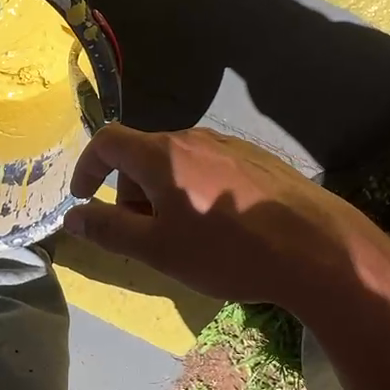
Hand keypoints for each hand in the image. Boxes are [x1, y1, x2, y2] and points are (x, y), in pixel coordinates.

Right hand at [62, 125, 389, 316]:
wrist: (317, 249)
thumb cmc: (227, 251)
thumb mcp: (158, 250)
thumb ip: (109, 230)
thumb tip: (72, 217)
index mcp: (162, 154)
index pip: (108, 141)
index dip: (87, 167)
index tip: (84, 198)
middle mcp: (194, 139)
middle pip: (144, 155)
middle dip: (130, 192)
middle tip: (144, 235)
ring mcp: (231, 146)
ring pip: (179, 163)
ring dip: (165, 193)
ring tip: (186, 237)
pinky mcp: (259, 159)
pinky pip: (211, 168)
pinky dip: (197, 191)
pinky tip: (224, 229)